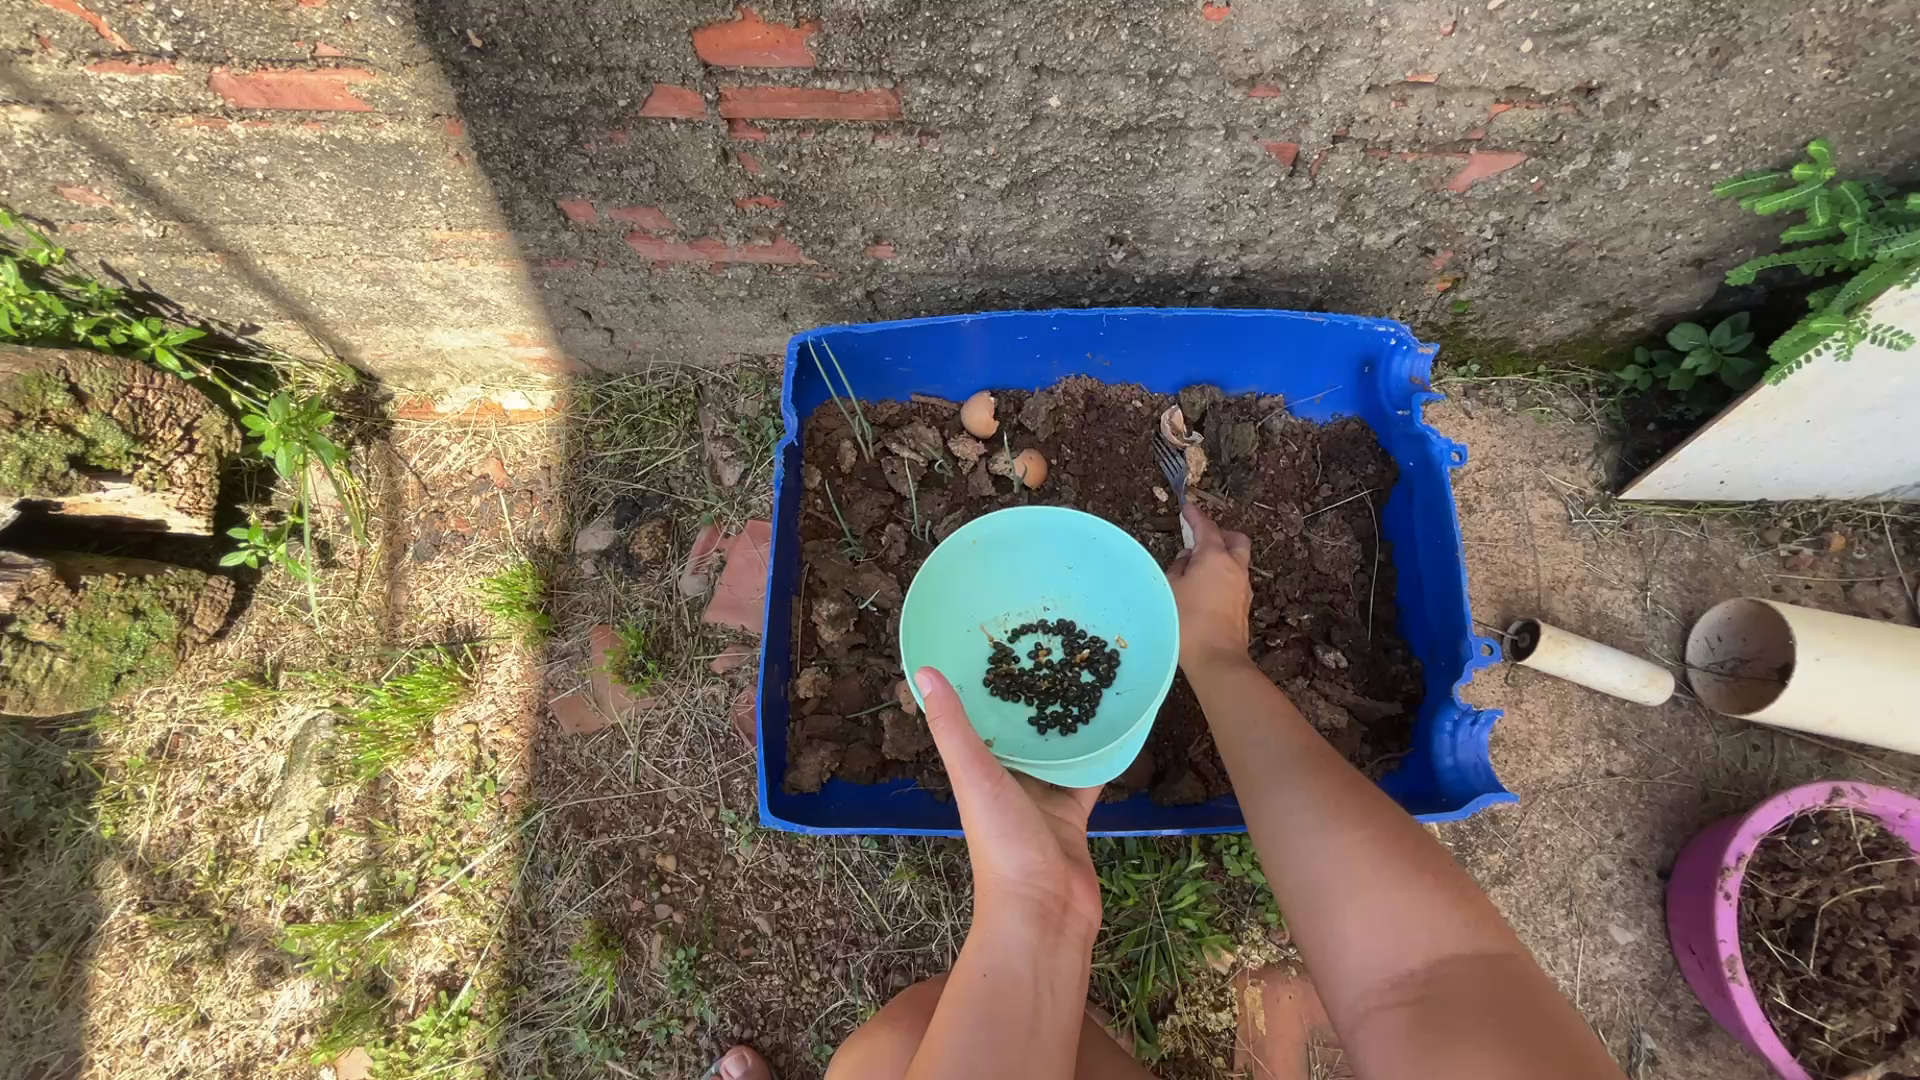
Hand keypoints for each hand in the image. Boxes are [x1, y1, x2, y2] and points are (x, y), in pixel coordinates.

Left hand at [913, 667, 1102, 936]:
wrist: (1045, 912)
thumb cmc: (1002, 841)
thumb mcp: (973, 774)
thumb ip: (952, 726)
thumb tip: (924, 670)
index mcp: (978, 768)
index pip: (980, 716)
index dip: (988, 682)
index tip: (1002, 642)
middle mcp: (1008, 779)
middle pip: (1021, 729)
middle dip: (1034, 696)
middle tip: (1055, 650)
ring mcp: (1042, 797)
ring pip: (1056, 749)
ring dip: (1067, 720)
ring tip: (1085, 675)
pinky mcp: (1075, 813)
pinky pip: (1089, 775)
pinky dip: (1099, 754)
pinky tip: (1115, 722)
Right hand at [1165, 502, 1252, 671]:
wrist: (1216, 657)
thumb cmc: (1186, 620)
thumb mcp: (1169, 588)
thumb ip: (1176, 567)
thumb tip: (1185, 559)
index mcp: (1214, 558)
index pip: (1206, 528)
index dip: (1195, 516)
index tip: (1187, 507)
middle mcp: (1234, 568)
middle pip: (1235, 539)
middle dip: (1219, 533)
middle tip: (1199, 537)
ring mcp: (1242, 588)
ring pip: (1237, 560)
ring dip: (1221, 556)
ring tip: (1197, 565)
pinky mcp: (1242, 605)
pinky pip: (1234, 579)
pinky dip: (1222, 575)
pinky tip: (1204, 586)